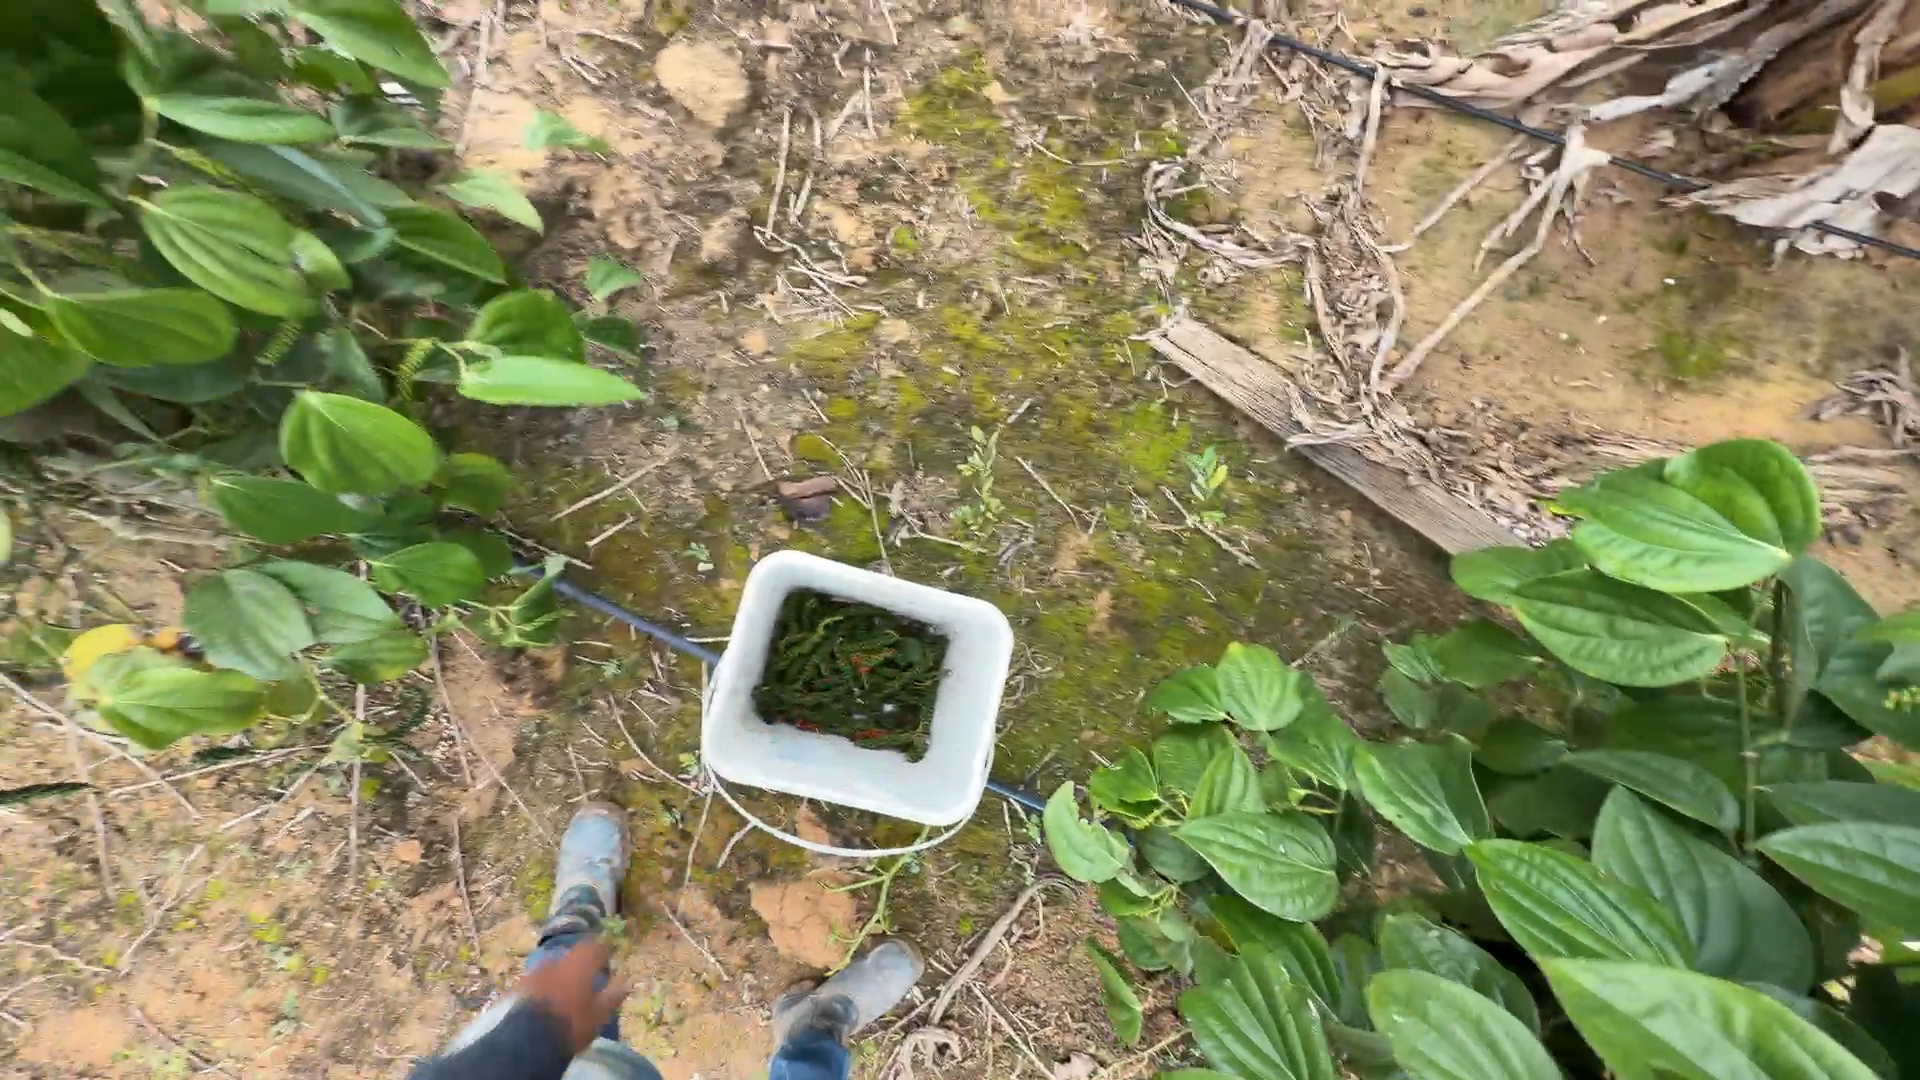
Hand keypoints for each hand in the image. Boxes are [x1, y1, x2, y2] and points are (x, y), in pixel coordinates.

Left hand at [519, 940, 629, 1055]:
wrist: (525, 1042)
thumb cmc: (571, 1024)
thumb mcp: (599, 1014)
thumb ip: (613, 995)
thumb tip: (628, 982)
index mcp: (582, 961)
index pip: (597, 946)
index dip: (603, 953)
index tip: (606, 964)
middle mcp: (559, 960)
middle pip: (573, 955)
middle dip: (579, 965)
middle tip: (584, 980)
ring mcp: (536, 973)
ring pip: (553, 968)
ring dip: (559, 976)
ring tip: (563, 995)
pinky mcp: (517, 988)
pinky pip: (535, 983)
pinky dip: (542, 989)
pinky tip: (543, 1004)